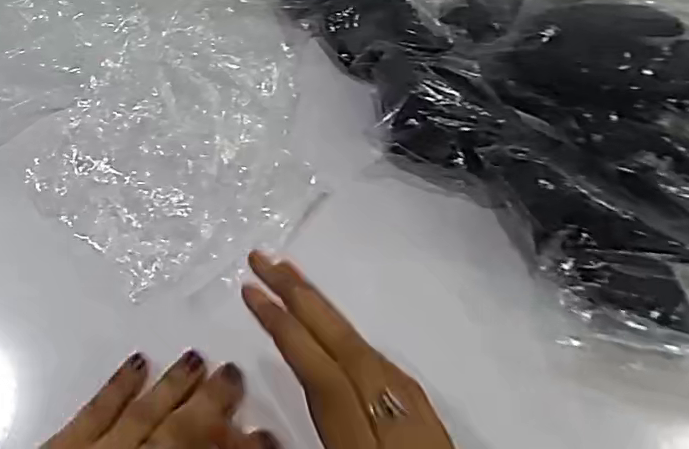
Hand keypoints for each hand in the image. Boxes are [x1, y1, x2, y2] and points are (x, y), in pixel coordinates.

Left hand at [44, 349, 277, 448]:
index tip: (266, 434)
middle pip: (177, 437)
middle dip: (209, 406)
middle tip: (233, 374)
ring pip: (140, 416)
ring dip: (171, 388)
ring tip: (195, 359)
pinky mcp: (62, 445)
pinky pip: (95, 410)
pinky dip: (118, 386)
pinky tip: (136, 361)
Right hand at [241, 253, 453, 448]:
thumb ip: (296, 445)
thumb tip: (248, 424)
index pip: (326, 380)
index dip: (285, 330)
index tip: (248, 290)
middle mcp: (406, 439)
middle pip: (352, 355)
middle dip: (304, 301)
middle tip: (262, 258)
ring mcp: (431, 437)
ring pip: (377, 360)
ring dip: (329, 313)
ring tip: (291, 277)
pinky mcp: (441, 440)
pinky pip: (396, 378)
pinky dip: (358, 343)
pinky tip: (338, 332)